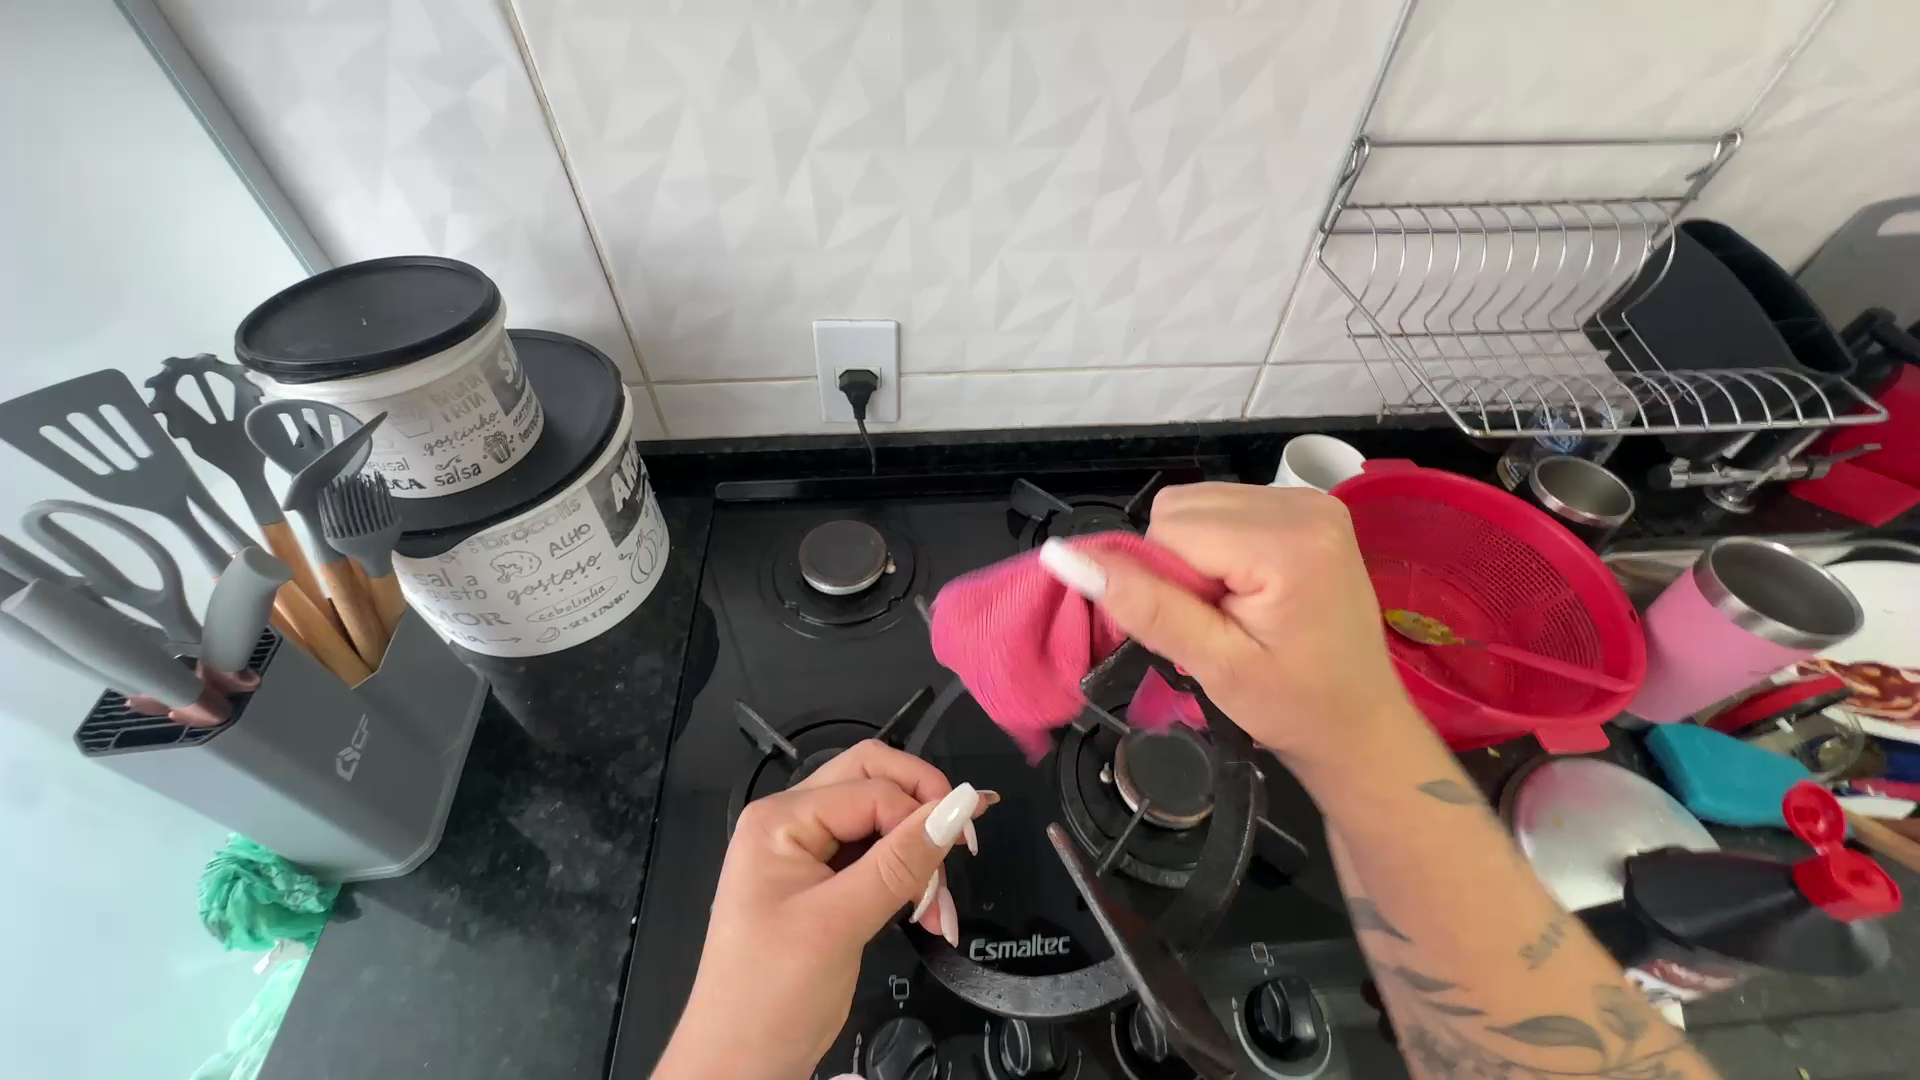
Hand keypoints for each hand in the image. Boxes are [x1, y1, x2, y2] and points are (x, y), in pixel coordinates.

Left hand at [655, 740, 993, 1079]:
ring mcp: (808, 850)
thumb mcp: (838, 924)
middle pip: (875, 781)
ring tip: (939, 910)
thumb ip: (901, 861)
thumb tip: (961, 802)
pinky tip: (928, 913)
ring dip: (919, 856)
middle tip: (960, 851)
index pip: (871, 787)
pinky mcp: (825, 880)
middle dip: (922, 814)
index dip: (921, 811)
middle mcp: (794, 820)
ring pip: (883, 819)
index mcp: (782, 818)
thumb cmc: (770, 996)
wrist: (736, 1068)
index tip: (965, 847)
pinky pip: (878, 855)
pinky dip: (908, 878)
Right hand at [1040, 482, 1420, 772]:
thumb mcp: (1213, 665)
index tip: (1198, 628)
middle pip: (1180, 510)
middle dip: (1176, 564)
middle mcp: (1302, 504)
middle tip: (1214, 620)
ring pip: (1194, 505)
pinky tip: (1244, 586)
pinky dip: (1214, 545)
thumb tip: (1065, 557)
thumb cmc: (1292, 706)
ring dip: (1192, 554)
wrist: (1359, 724)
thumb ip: (1143, 605)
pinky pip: (1221, 507)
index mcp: (1287, 542)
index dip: (1162, 581)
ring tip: (1230, 606)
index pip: (1168, 529)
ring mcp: (1309, 501)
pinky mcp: (1307, 507)